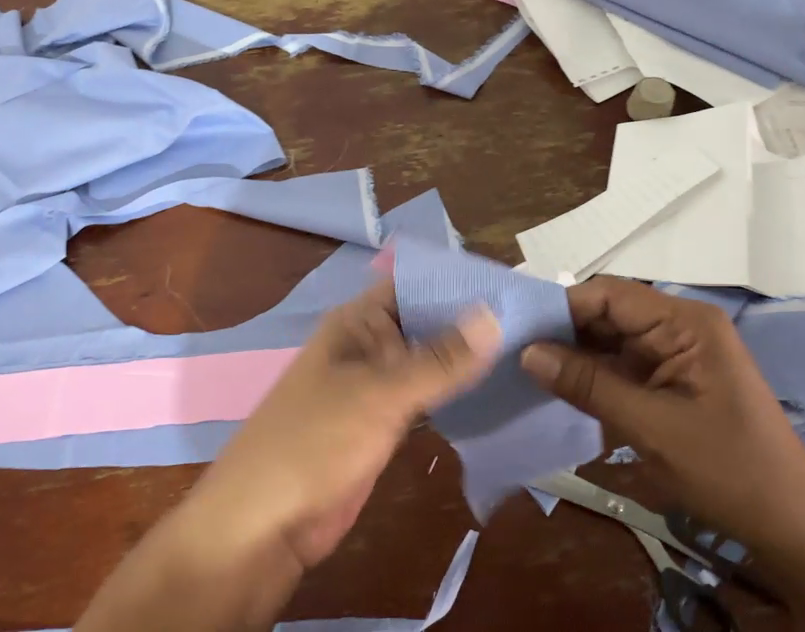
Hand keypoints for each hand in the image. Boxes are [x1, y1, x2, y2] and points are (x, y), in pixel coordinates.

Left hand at [187, 279, 500, 566]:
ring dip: (468, 360)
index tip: (517, 285)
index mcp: (357, 322)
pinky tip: (497, 395)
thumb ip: (438, 358)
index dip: (460, 281)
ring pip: (429, 363)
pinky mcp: (382, 426)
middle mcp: (368, 346)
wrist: (264, 524)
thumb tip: (493, 314)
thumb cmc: (313, 443)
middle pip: (426, 322)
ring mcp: (375, 388)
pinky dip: (456, 395)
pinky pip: (426, 399)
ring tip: (530, 354)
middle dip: (473, 322)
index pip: (415, 284)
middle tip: (540, 323)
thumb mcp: (379, 394)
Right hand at [519, 276, 804, 551]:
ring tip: (523, 368)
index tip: (517, 327)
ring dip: (574, 355)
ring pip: (612, 341)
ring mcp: (677, 355)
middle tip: (511, 350)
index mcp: (686, 323)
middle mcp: (680, 327)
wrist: (790, 524)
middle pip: (609, 314)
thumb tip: (527, 352)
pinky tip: (558, 388)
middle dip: (563, 330)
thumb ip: (588, 384)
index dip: (563, 306)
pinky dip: (592, 377)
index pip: (611, 294)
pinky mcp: (672, 381)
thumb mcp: (651, 426)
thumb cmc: (727, 468)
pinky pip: (623, 366)